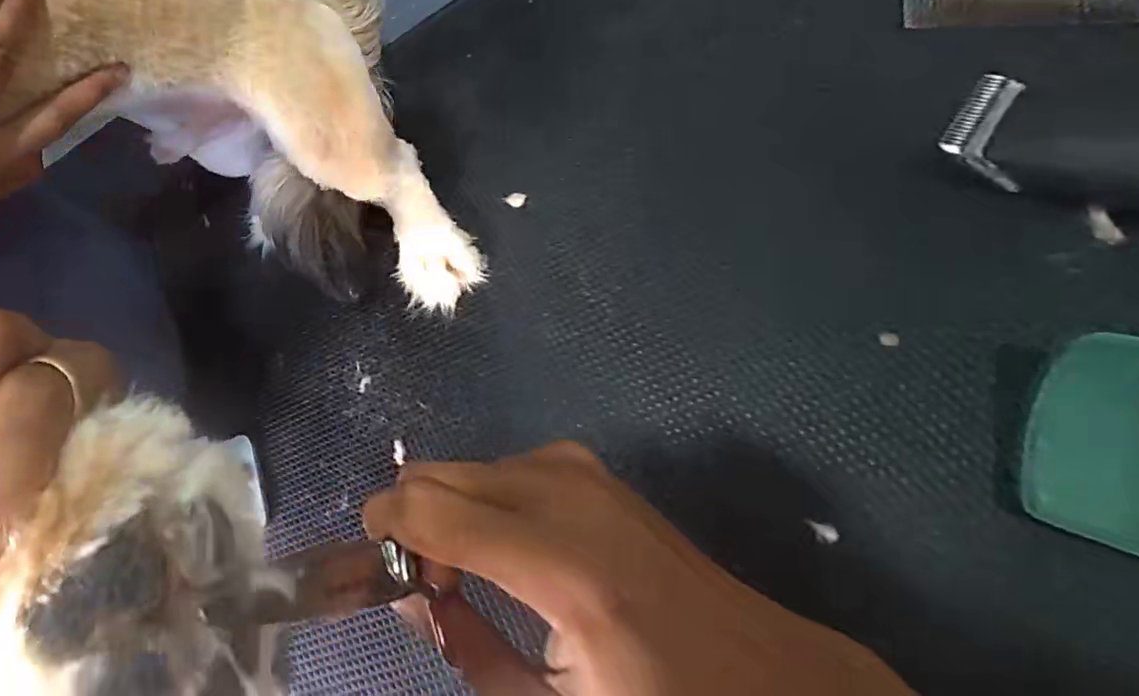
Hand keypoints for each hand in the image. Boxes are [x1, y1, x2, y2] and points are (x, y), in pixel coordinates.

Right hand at [363, 443, 914, 695]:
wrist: (767, 676)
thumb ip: (470, 651)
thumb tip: (414, 595)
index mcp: (563, 568)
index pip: (432, 511)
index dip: (384, 527)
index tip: (371, 564)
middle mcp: (562, 493)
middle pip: (437, 475)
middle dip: (409, 521)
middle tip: (423, 585)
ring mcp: (576, 469)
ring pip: (464, 468)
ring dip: (443, 510)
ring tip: (465, 573)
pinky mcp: (584, 464)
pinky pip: (499, 467)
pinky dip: (478, 499)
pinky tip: (504, 547)